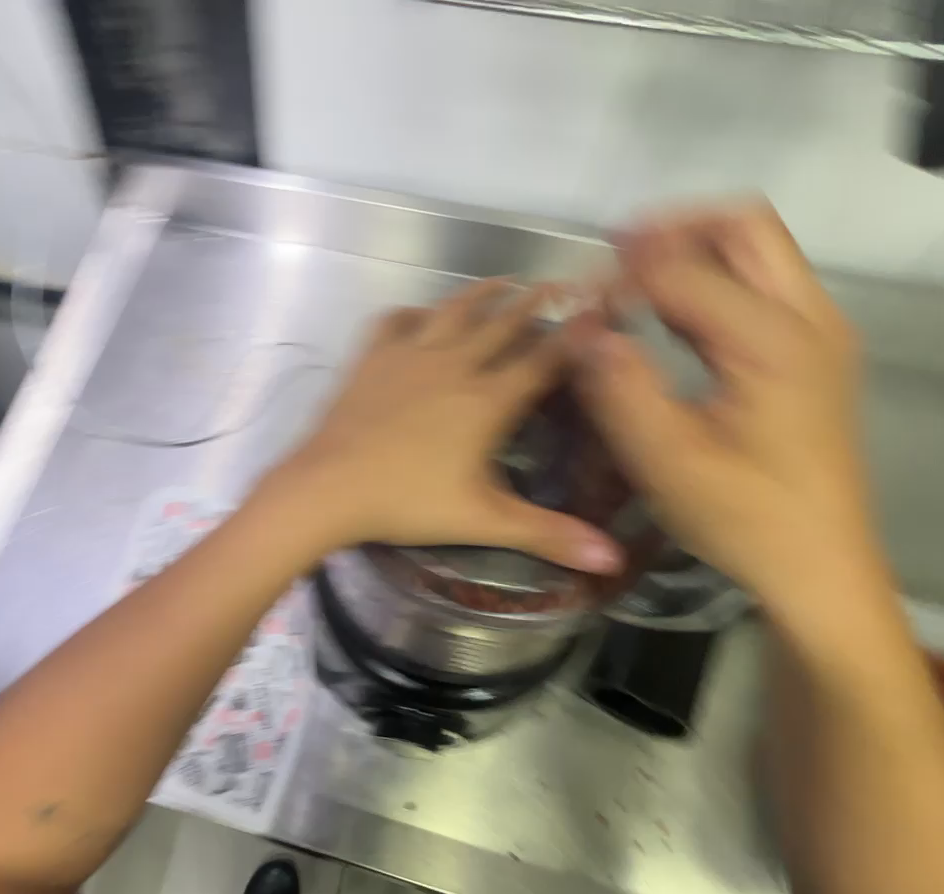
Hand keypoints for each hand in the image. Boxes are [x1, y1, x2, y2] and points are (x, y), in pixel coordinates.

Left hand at [270, 279, 622, 572]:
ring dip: (483, 293)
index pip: (545, 359)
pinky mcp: (370, 358)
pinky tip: (421, 315)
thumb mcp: (484, 521)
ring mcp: (409, 355)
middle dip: (538, 303)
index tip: (601, 316)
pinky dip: (414, 312)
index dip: (576, 337)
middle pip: (504, 323)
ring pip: (454, 309)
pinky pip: (396, 320)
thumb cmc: (408, 503)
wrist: (329, 487)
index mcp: (489, 399)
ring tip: (505, 282)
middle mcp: (455, 364)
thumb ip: (548, 535)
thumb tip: (614, 561)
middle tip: (563, 284)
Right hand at [564, 202, 884, 613]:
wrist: (820, 564)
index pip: (685, 271)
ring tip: (631, 279)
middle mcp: (809, 318)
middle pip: (745, 226)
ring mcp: (819, 332)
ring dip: (693, 249)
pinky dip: (713, 280)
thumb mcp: (667, 462)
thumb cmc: (744, 519)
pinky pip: (763, 284)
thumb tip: (583, 331)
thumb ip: (621, 388)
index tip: (579, 302)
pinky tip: (669, 313)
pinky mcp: (814, 353)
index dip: (624, 276)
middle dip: (673, 228)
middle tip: (611, 255)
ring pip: (758, 249)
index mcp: (773, 342)